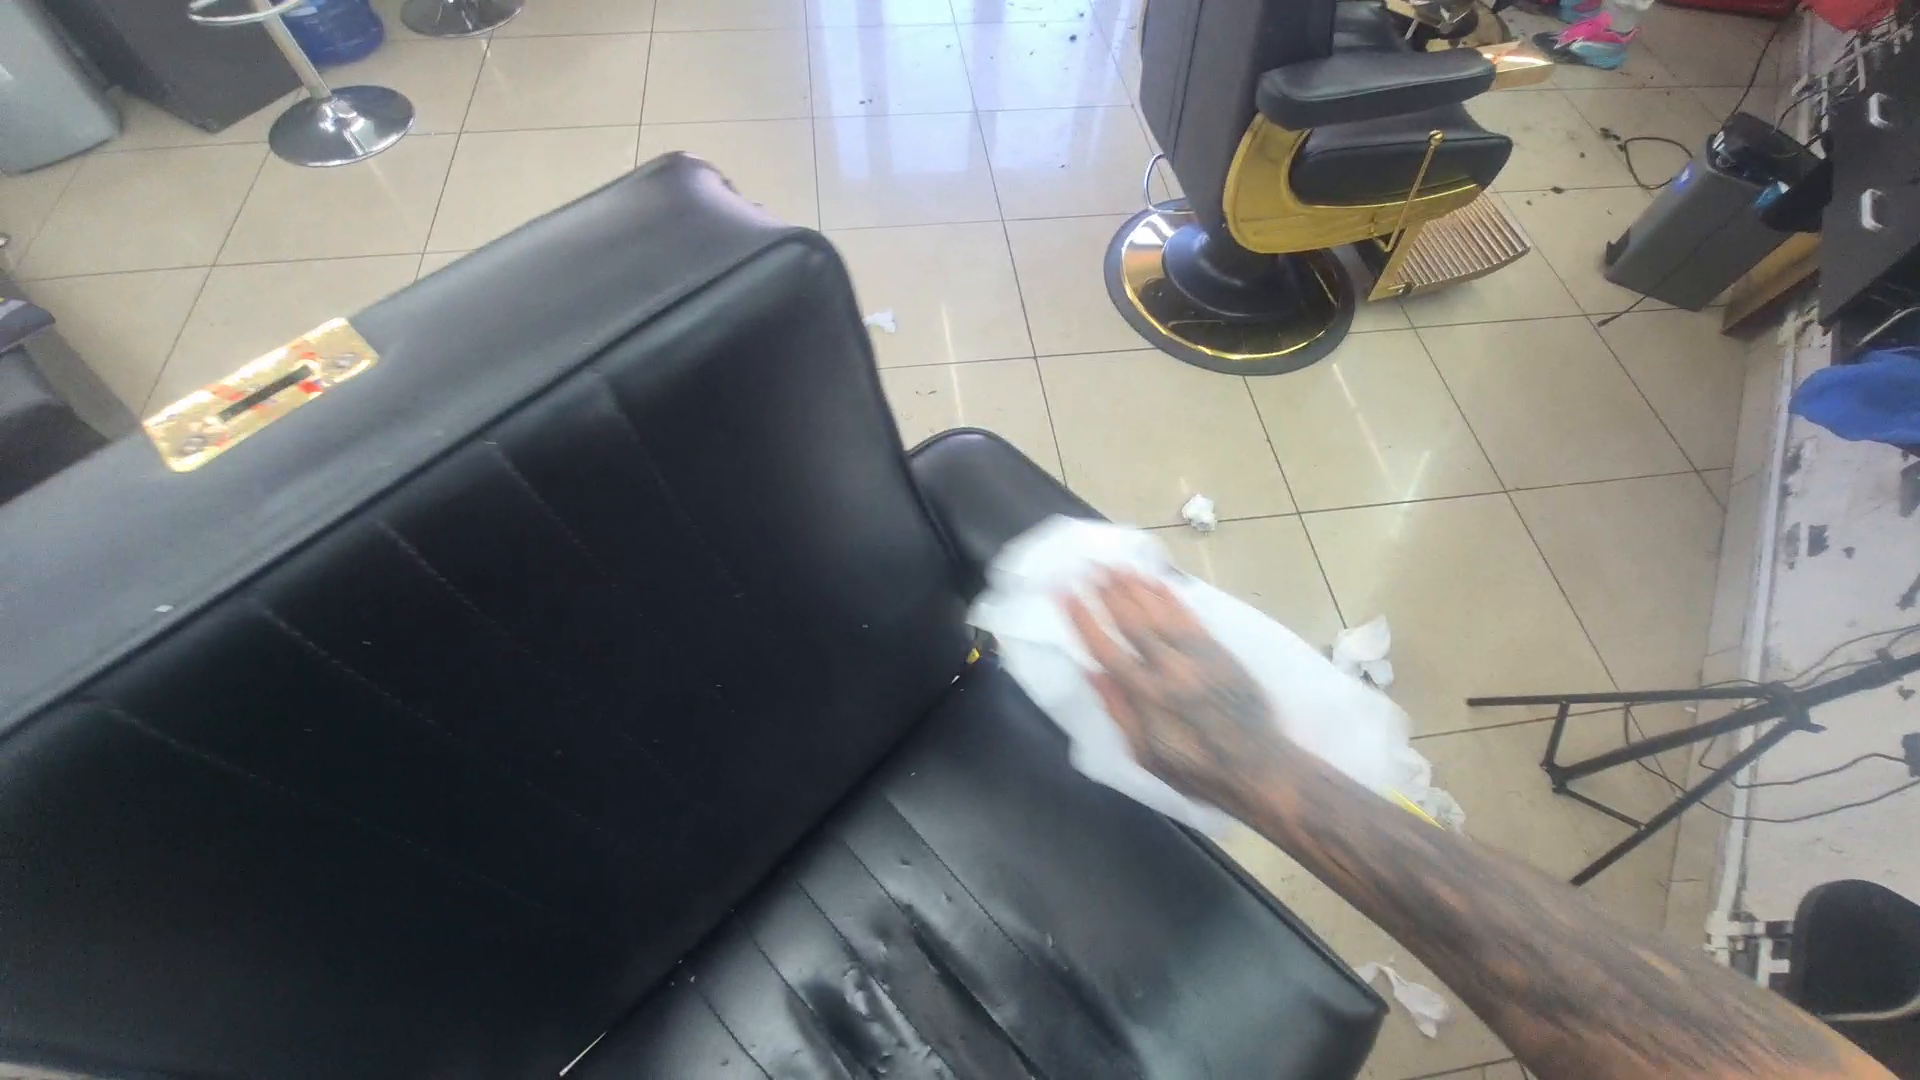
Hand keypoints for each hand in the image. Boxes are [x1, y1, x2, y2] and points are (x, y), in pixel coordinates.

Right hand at [1062, 570, 1286, 806]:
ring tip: (1116, 565)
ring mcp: (1195, 655)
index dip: (1083, 618)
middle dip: (1107, 591)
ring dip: (1135, 586)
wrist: (1259, 767)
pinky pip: (1188, 615)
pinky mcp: (1217, 650)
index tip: (1066, 592)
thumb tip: (1093, 673)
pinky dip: (1170, 595)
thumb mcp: (1146, 753)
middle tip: (1090, 566)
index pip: (1105, 647)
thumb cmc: (1196, 769)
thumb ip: (1118, 711)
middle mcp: (1167, 667)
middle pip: (1131, 620)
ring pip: (1159, 611)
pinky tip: (1156, 581)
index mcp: (1145, 694)